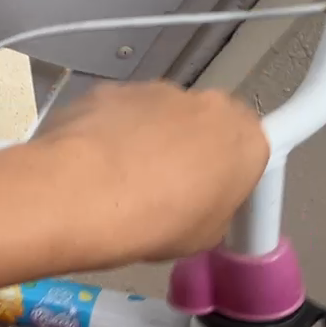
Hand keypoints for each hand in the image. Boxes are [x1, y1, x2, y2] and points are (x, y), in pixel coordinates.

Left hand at [29, 82, 266, 267]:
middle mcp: (204, 104)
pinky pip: (108, 113)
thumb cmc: (154, 223)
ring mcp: (150, 91)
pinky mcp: (102, 90)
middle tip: (152, 190)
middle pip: (196, 126)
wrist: (82, 195)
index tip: (199, 192)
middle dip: (179, 151)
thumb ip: (211, 211)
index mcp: (245, 139)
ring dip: (136, 139)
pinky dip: (98, 133)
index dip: (219, 172)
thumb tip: (195, 206)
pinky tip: (80, 163)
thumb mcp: (202, 237)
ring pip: (149, 116)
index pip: (244, 149)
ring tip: (108, 180)